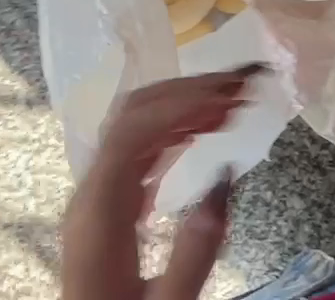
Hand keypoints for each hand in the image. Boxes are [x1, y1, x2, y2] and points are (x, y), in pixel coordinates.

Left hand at [60, 66, 262, 299]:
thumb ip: (196, 250)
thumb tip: (226, 173)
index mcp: (99, 209)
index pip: (136, 128)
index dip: (184, 102)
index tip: (232, 94)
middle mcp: (92, 189)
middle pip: (135, 114)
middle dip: (190, 91)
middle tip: (242, 85)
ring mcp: (97, 191)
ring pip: (138, 124)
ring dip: (186, 103)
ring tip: (235, 100)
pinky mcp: (109, 200)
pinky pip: (139, 147)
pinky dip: (175, 128)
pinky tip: (205, 126)